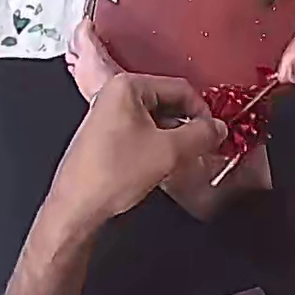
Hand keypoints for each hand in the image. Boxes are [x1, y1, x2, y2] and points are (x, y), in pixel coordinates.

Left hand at [44, 74, 226, 232]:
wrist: (74, 209)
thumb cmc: (113, 174)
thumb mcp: (168, 152)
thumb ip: (200, 135)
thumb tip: (219, 127)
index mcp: (128, 86)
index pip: (181, 88)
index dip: (202, 111)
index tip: (214, 133)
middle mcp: (116, 93)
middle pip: (169, 101)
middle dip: (189, 125)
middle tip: (204, 146)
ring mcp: (109, 114)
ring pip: (157, 118)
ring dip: (175, 137)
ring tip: (186, 158)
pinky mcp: (106, 134)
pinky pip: (142, 130)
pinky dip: (158, 144)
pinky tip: (165, 164)